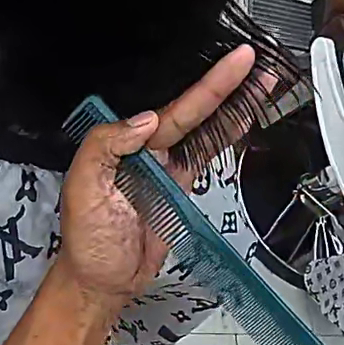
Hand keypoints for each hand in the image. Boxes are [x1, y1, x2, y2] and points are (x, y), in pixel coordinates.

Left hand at [53, 47, 256, 310]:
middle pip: (195, 111)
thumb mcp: (82, 189)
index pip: (173, 109)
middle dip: (226, 86)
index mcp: (127, 145)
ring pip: (205, 129)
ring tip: (260, 85)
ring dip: (232, 106)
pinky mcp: (181, 188)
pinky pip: (206, 156)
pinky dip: (226, 136)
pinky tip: (241, 121)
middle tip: (255, 63)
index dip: (207, 87)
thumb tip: (144, 121)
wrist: (103, 281)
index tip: (232, 65)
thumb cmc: (87, 241)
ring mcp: (168, 169)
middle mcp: (149, 151)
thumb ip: (106, 147)